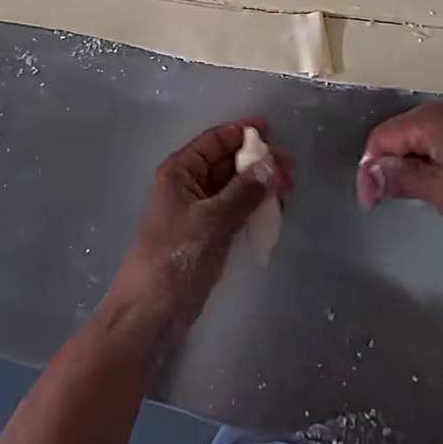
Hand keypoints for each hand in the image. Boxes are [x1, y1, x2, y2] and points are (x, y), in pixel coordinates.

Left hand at [108, 120, 293, 337]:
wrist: (151, 312)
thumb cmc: (176, 257)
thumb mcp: (213, 220)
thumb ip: (244, 191)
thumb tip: (272, 166)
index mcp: (181, 171)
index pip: (215, 140)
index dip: (242, 131)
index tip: (273, 131)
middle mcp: (189, 185)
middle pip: (228, 162)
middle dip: (259, 162)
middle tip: (290, 172)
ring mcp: (199, 210)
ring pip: (235, 187)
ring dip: (260, 186)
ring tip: (288, 193)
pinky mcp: (208, 234)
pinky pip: (236, 210)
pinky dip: (254, 207)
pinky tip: (275, 214)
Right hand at [356, 102, 442, 246]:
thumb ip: (401, 179)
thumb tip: (369, 172)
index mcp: (431, 120)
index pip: (380, 139)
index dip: (369, 171)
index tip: (373, 205)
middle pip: (401, 136)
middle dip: (391, 168)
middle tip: (394, 204)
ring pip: (426, 143)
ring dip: (416, 170)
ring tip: (428, 201)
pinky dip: (440, 167)